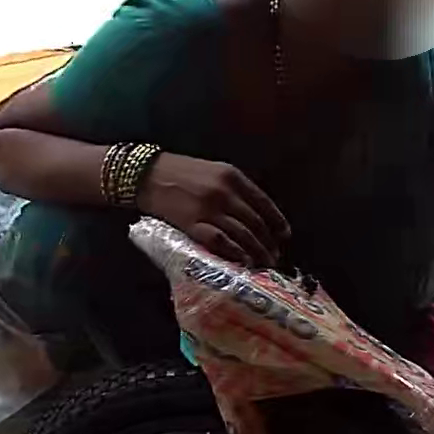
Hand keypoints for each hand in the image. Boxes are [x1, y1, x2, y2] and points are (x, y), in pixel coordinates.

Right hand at [137, 152, 289, 266]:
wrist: (148, 175)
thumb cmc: (182, 172)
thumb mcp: (214, 170)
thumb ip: (235, 188)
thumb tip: (256, 212)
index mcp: (232, 176)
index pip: (263, 202)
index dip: (277, 222)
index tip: (284, 236)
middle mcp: (224, 192)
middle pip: (255, 222)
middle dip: (268, 242)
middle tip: (274, 256)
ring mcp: (208, 209)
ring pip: (242, 234)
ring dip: (256, 251)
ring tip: (263, 263)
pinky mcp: (192, 225)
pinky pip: (220, 241)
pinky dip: (235, 253)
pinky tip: (242, 261)